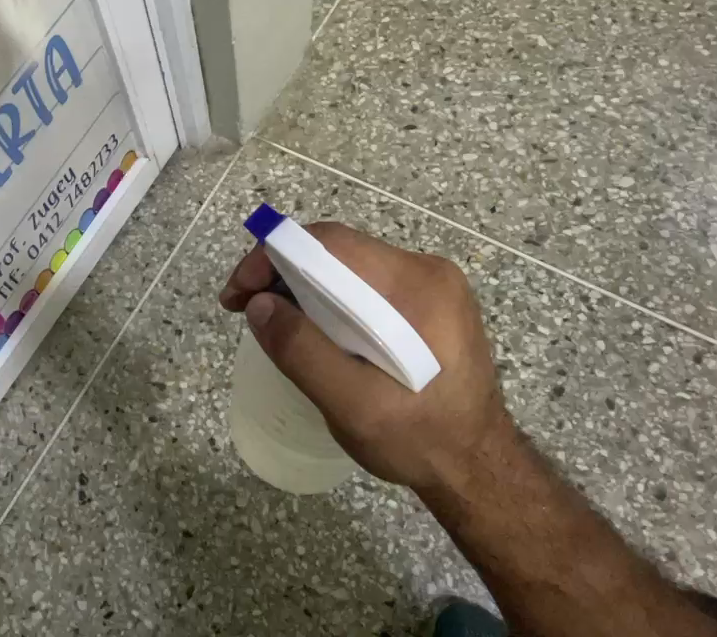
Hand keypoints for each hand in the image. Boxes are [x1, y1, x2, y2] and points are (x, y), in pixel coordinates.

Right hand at [219, 222, 515, 491]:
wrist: (478, 472)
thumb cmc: (419, 439)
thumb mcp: (354, 405)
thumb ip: (304, 352)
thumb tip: (257, 304)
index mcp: (415, 285)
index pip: (329, 243)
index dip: (272, 255)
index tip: (238, 292)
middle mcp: (425, 271)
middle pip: (334, 251)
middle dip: (279, 272)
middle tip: (244, 308)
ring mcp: (428, 285)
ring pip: (344, 266)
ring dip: (299, 287)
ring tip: (269, 321)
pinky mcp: (425, 303)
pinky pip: (360, 284)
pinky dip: (324, 298)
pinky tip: (309, 328)